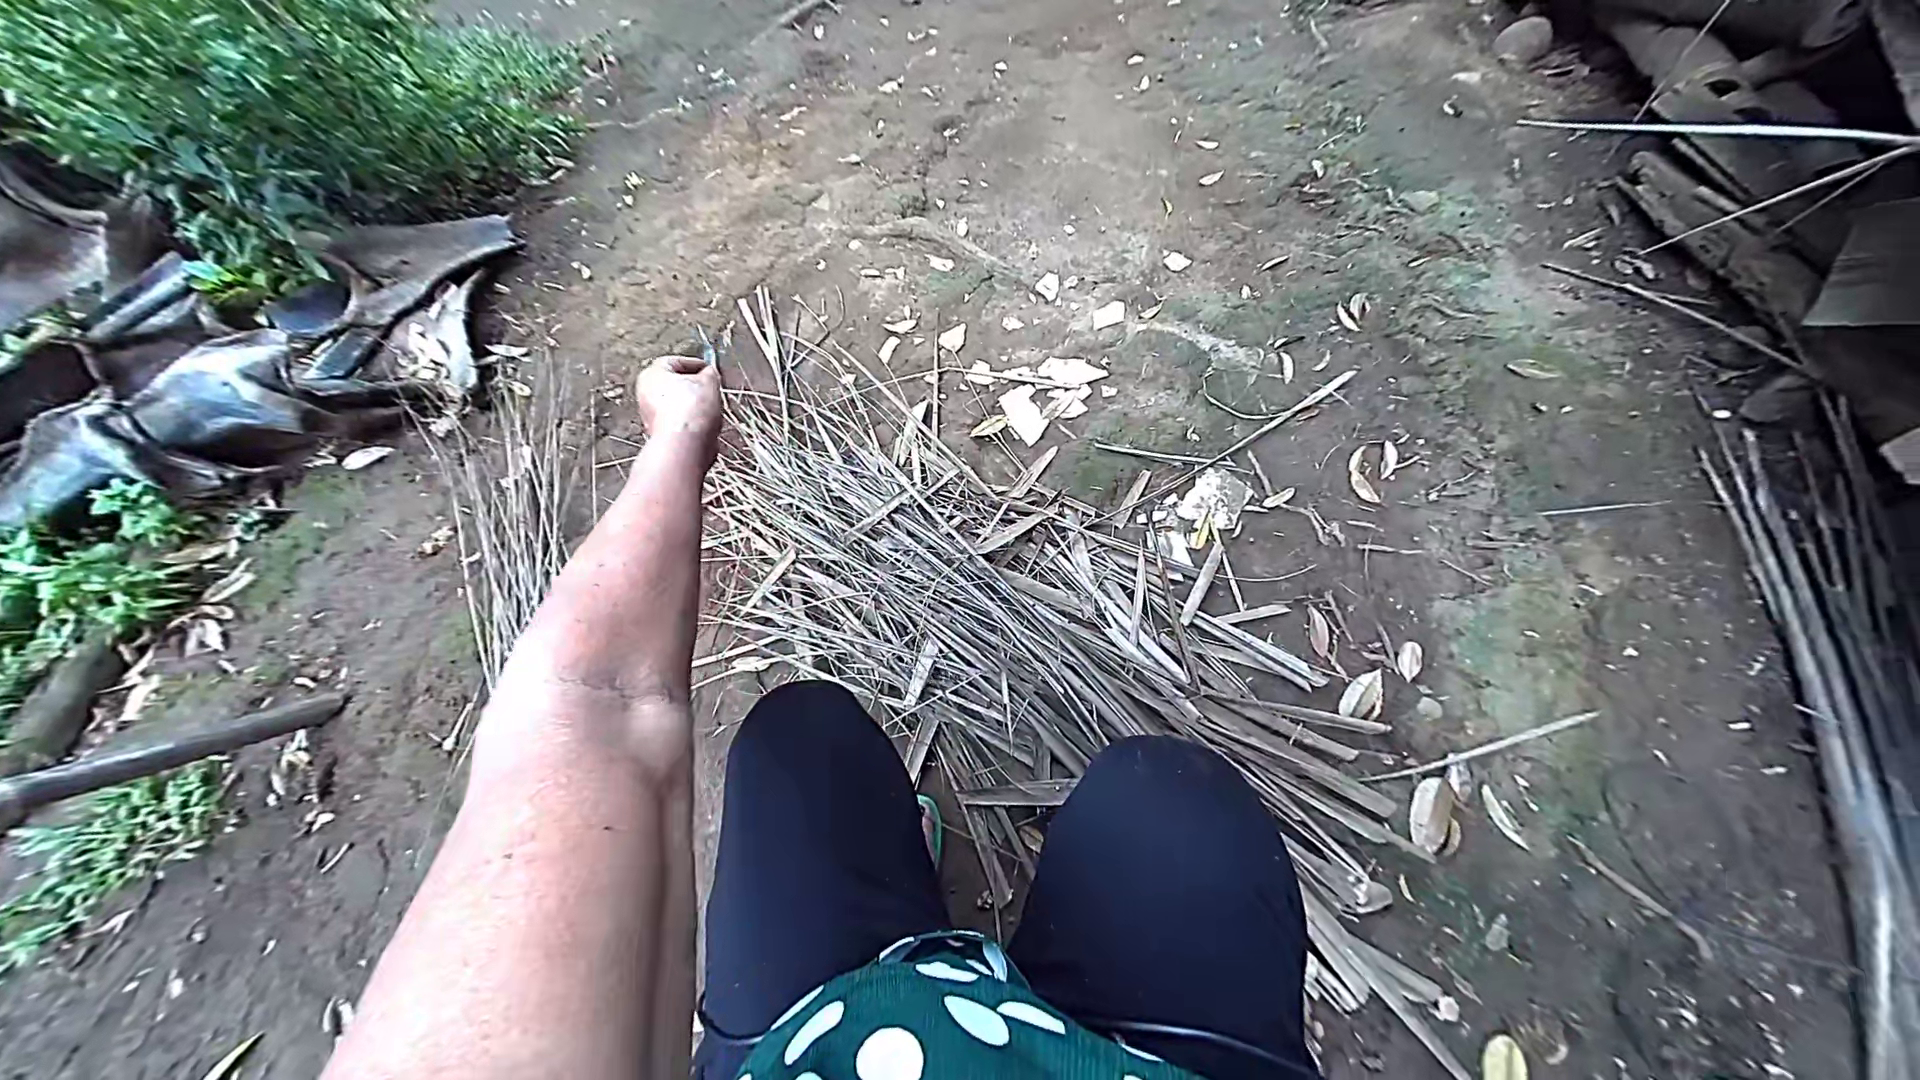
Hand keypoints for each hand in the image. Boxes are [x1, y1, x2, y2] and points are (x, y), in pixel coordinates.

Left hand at [636, 354, 721, 456]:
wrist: (685, 444)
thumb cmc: (691, 410)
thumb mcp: (709, 382)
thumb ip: (710, 373)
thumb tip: (710, 373)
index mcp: (653, 373)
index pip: (677, 362)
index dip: (698, 366)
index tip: (712, 372)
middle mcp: (646, 392)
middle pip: (676, 384)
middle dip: (696, 387)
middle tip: (712, 391)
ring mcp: (651, 414)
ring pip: (679, 404)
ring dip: (696, 406)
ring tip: (710, 411)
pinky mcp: (661, 432)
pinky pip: (680, 421)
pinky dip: (692, 421)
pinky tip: (703, 425)